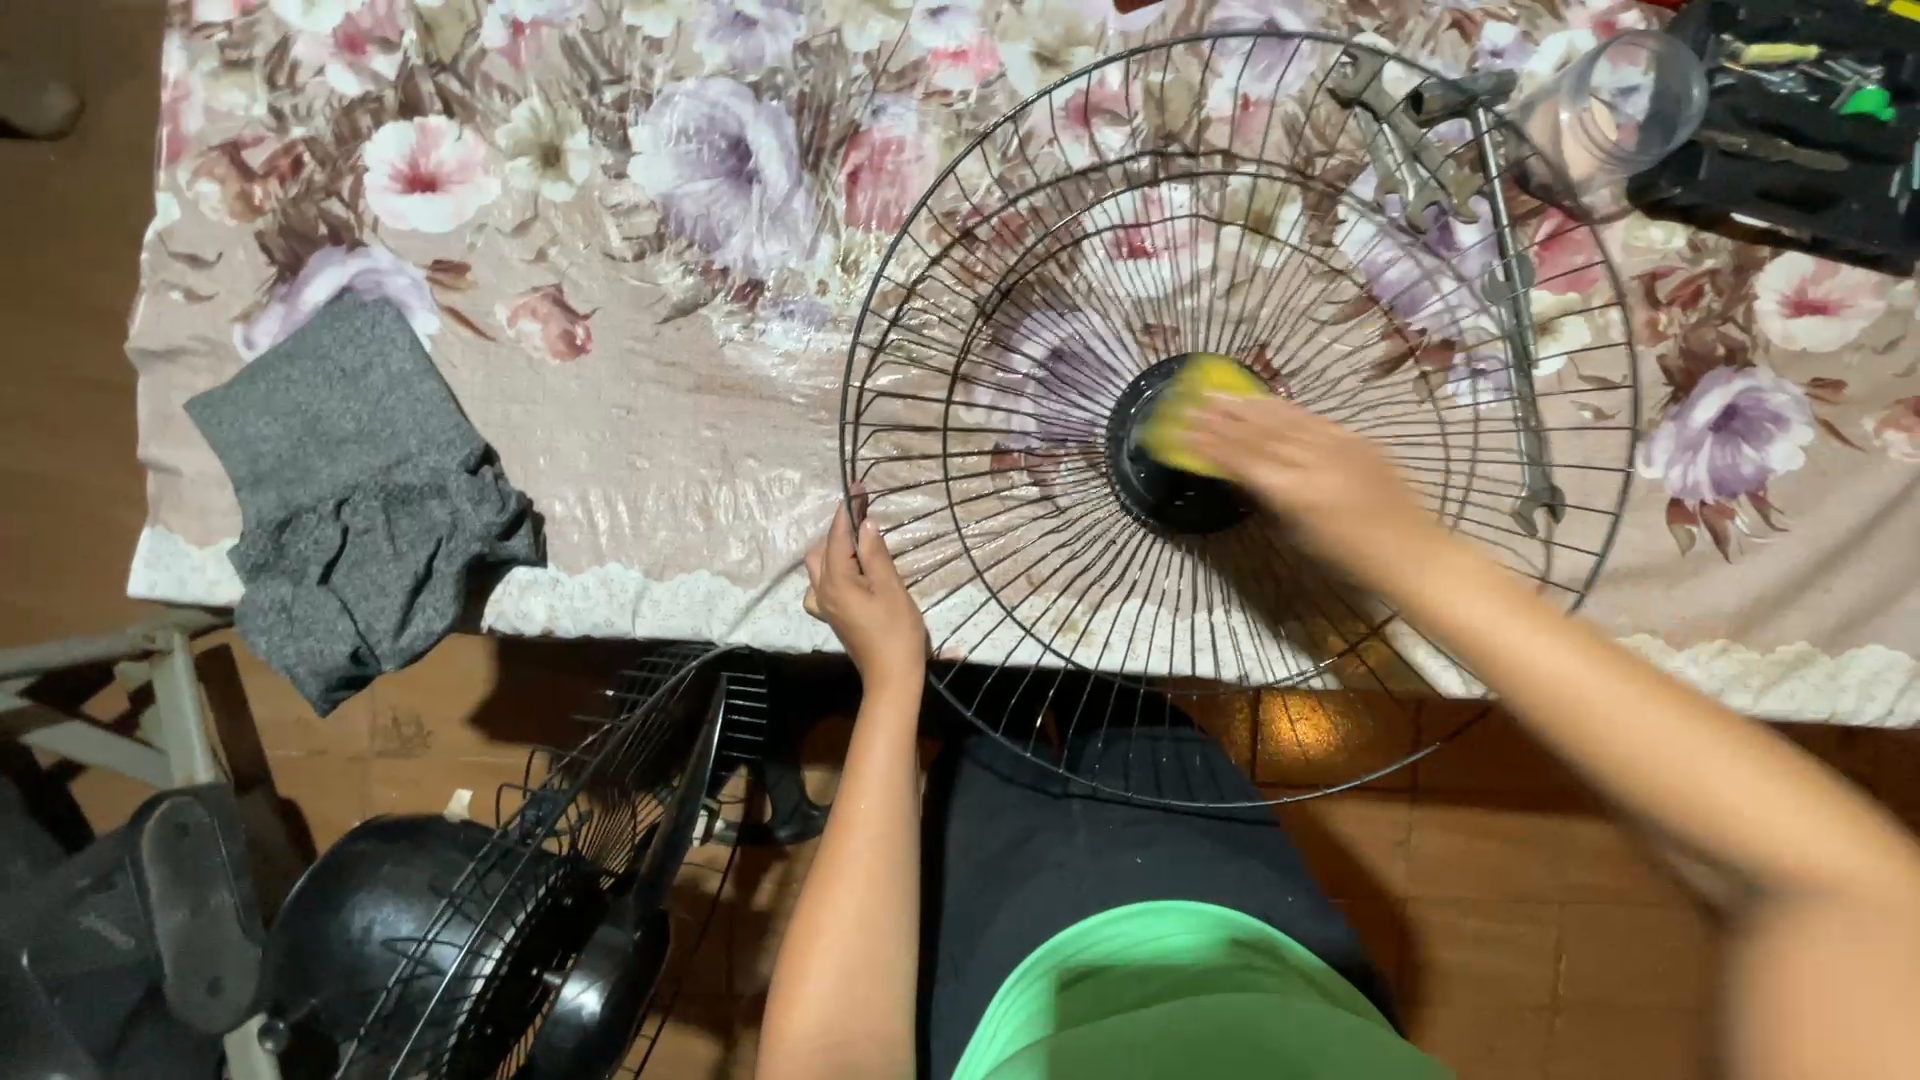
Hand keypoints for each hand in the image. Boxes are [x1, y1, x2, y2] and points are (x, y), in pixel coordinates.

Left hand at [803, 493, 927, 694]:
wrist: (892, 675)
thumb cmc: (897, 631)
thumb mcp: (891, 587)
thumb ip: (875, 554)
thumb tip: (865, 524)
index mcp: (836, 581)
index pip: (837, 536)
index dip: (847, 510)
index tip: (857, 488)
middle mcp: (822, 591)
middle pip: (820, 550)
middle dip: (838, 530)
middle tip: (864, 516)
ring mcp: (824, 606)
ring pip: (817, 567)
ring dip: (832, 549)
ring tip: (857, 543)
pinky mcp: (831, 616)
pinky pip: (820, 586)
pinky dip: (830, 572)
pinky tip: (848, 574)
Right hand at [1180, 394, 1445, 578]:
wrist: (1409, 550)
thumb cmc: (1345, 557)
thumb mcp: (1295, 533)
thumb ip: (1266, 498)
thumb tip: (1239, 474)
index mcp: (1292, 491)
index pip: (1239, 458)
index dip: (1207, 442)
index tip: (1180, 429)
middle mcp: (1311, 460)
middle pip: (1256, 432)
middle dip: (1219, 416)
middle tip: (1190, 401)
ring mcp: (1335, 445)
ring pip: (1281, 418)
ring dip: (1245, 405)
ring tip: (1217, 393)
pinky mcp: (1353, 438)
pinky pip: (1310, 417)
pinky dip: (1282, 407)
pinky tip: (1263, 400)